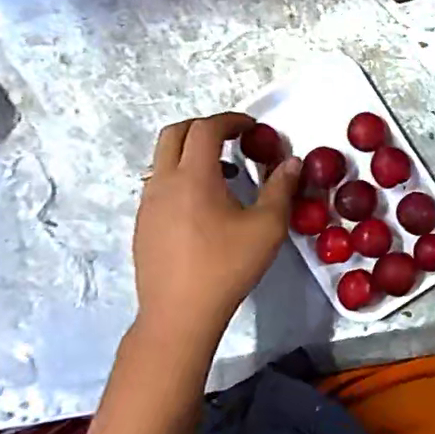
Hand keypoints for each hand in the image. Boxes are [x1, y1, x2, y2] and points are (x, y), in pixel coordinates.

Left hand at [133, 114, 300, 341]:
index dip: (229, 120)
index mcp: (193, 177)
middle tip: (232, 138)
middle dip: (204, 127)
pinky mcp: (143, 224)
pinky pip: (159, 184)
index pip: (205, 129)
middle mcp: (163, 182)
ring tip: (225, 174)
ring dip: (191, 153)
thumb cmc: (227, 266)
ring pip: (163, 159)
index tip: (251, 126)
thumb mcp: (267, 227)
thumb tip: (291, 162)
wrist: (180, 313)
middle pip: (174, 134)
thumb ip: (281, 188)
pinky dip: (182, 177)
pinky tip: (206, 206)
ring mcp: (148, 204)